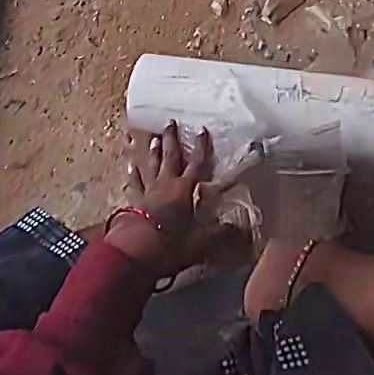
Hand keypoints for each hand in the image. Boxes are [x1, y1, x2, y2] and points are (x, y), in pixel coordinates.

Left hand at [110, 121, 234, 277]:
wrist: (134, 252)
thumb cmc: (169, 244)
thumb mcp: (201, 243)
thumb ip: (221, 234)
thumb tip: (242, 228)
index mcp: (184, 190)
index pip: (197, 164)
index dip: (202, 147)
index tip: (202, 129)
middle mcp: (166, 185)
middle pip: (170, 157)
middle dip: (172, 139)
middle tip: (170, 122)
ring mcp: (148, 192)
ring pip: (152, 166)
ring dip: (154, 151)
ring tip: (154, 137)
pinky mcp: (134, 202)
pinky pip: (135, 184)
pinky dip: (134, 174)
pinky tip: (131, 165)